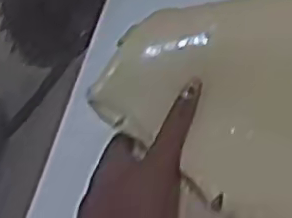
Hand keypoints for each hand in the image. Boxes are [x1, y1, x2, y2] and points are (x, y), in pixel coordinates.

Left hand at [79, 81, 200, 217]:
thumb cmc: (138, 209)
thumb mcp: (163, 162)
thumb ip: (176, 125)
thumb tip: (190, 86)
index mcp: (107, 167)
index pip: (126, 134)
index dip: (148, 121)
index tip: (170, 111)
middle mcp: (100, 189)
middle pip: (131, 158)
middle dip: (154, 147)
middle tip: (182, 136)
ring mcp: (107, 212)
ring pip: (133, 183)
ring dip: (153, 174)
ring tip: (182, 167)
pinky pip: (138, 203)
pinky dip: (153, 197)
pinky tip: (171, 197)